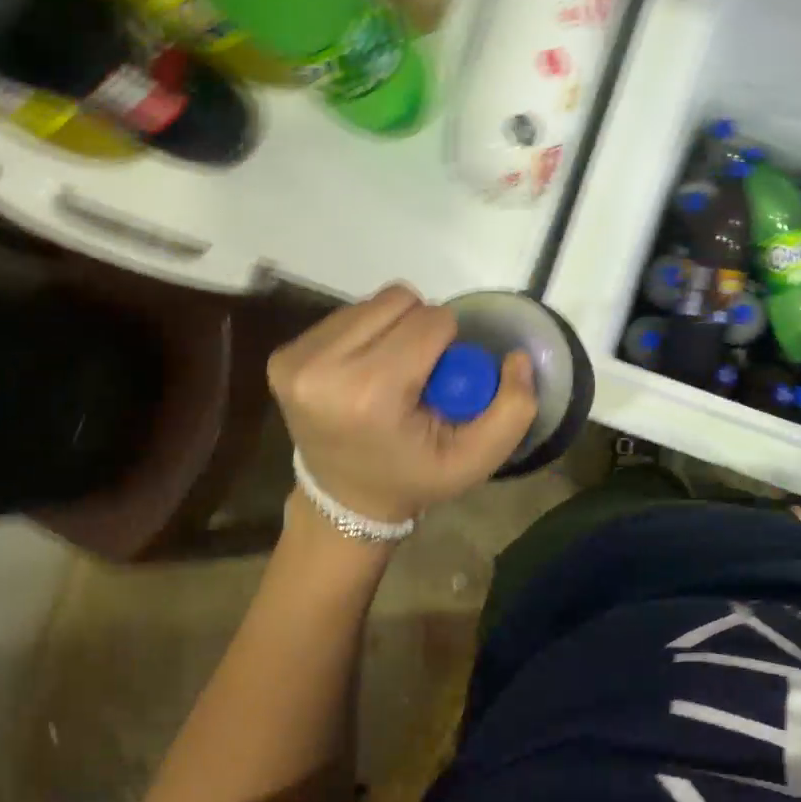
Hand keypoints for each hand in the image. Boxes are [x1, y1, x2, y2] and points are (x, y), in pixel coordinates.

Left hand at [267, 283, 537, 524]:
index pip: (430, 320)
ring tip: (390, 376)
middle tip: (417, 377)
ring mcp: (296, 360)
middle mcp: (323, 367)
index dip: (448, 347)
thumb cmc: (414, 476)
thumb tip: (517, 356)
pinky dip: (365, 336)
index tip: (439, 383)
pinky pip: (346, 315)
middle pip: (400, 301)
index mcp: (370, 393)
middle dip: (420, 331)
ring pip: (372, 303)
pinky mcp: (282, 355)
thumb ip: (512, 409)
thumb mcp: (476, 459)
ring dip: (392, 330)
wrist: (345, 500)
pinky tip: (363, 374)